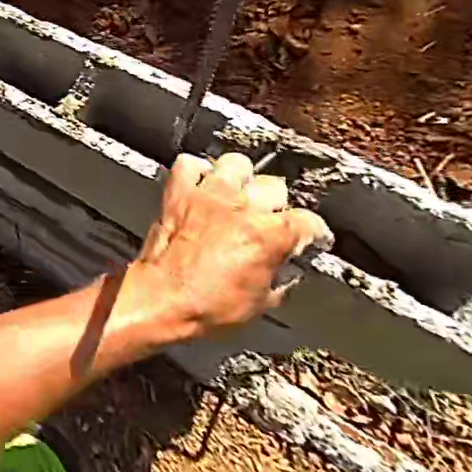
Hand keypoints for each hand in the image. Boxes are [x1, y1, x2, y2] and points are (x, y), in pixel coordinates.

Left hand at [136, 153, 330, 338]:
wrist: (159, 299)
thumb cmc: (205, 307)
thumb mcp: (263, 300)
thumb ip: (283, 274)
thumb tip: (287, 265)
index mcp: (270, 234)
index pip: (309, 221)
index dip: (312, 234)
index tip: (308, 239)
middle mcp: (241, 208)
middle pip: (274, 187)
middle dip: (274, 205)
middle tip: (265, 221)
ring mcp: (207, 196)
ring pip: (236, 165)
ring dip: (239, 179)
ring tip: (236, 196)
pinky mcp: (177, 194)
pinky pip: (188, 165)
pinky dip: (196, 171)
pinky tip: (201, 186)